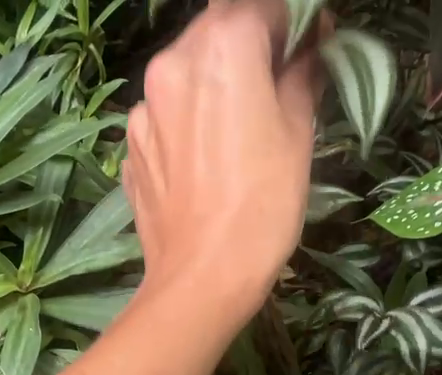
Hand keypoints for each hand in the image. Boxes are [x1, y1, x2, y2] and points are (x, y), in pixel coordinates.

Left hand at [124, 0, 321, 327]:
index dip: (293, 22)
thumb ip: (301, 74)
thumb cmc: (262, 207)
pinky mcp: (130, 149)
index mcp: (221, 47)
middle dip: (249, 47)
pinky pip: (165, 117)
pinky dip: (187, 122)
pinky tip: (206, 161)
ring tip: (238, 130)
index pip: (264, 6)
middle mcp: (171, 65)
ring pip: (186, 74)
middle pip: (217, 31)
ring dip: (214, 84)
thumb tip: (308, 46)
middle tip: (276, 85)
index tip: (311, 47)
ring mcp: (143, 110)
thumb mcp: (298, 134)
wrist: (200, 281)